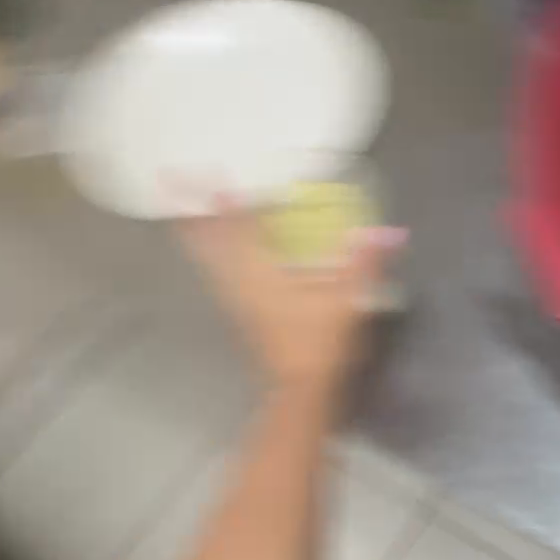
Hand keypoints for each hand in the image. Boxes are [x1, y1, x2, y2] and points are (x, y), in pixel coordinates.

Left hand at [176, 194, 406, 389]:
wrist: (302, 389)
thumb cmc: (322, 345)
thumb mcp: (349, 303)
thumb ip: (365, 265)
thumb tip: (386, 232)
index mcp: (264, 273)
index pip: (241, 227)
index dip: (227, 199)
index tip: (211, 170)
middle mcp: (242, 282)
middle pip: (210, 239)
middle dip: (193, 209)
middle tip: (172, 178)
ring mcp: (237, 299)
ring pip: (208, 257)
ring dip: (195, 231)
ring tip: (181, 209)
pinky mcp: (242, 312)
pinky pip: (218, 274)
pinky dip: (210, 256)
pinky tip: (211, 252)